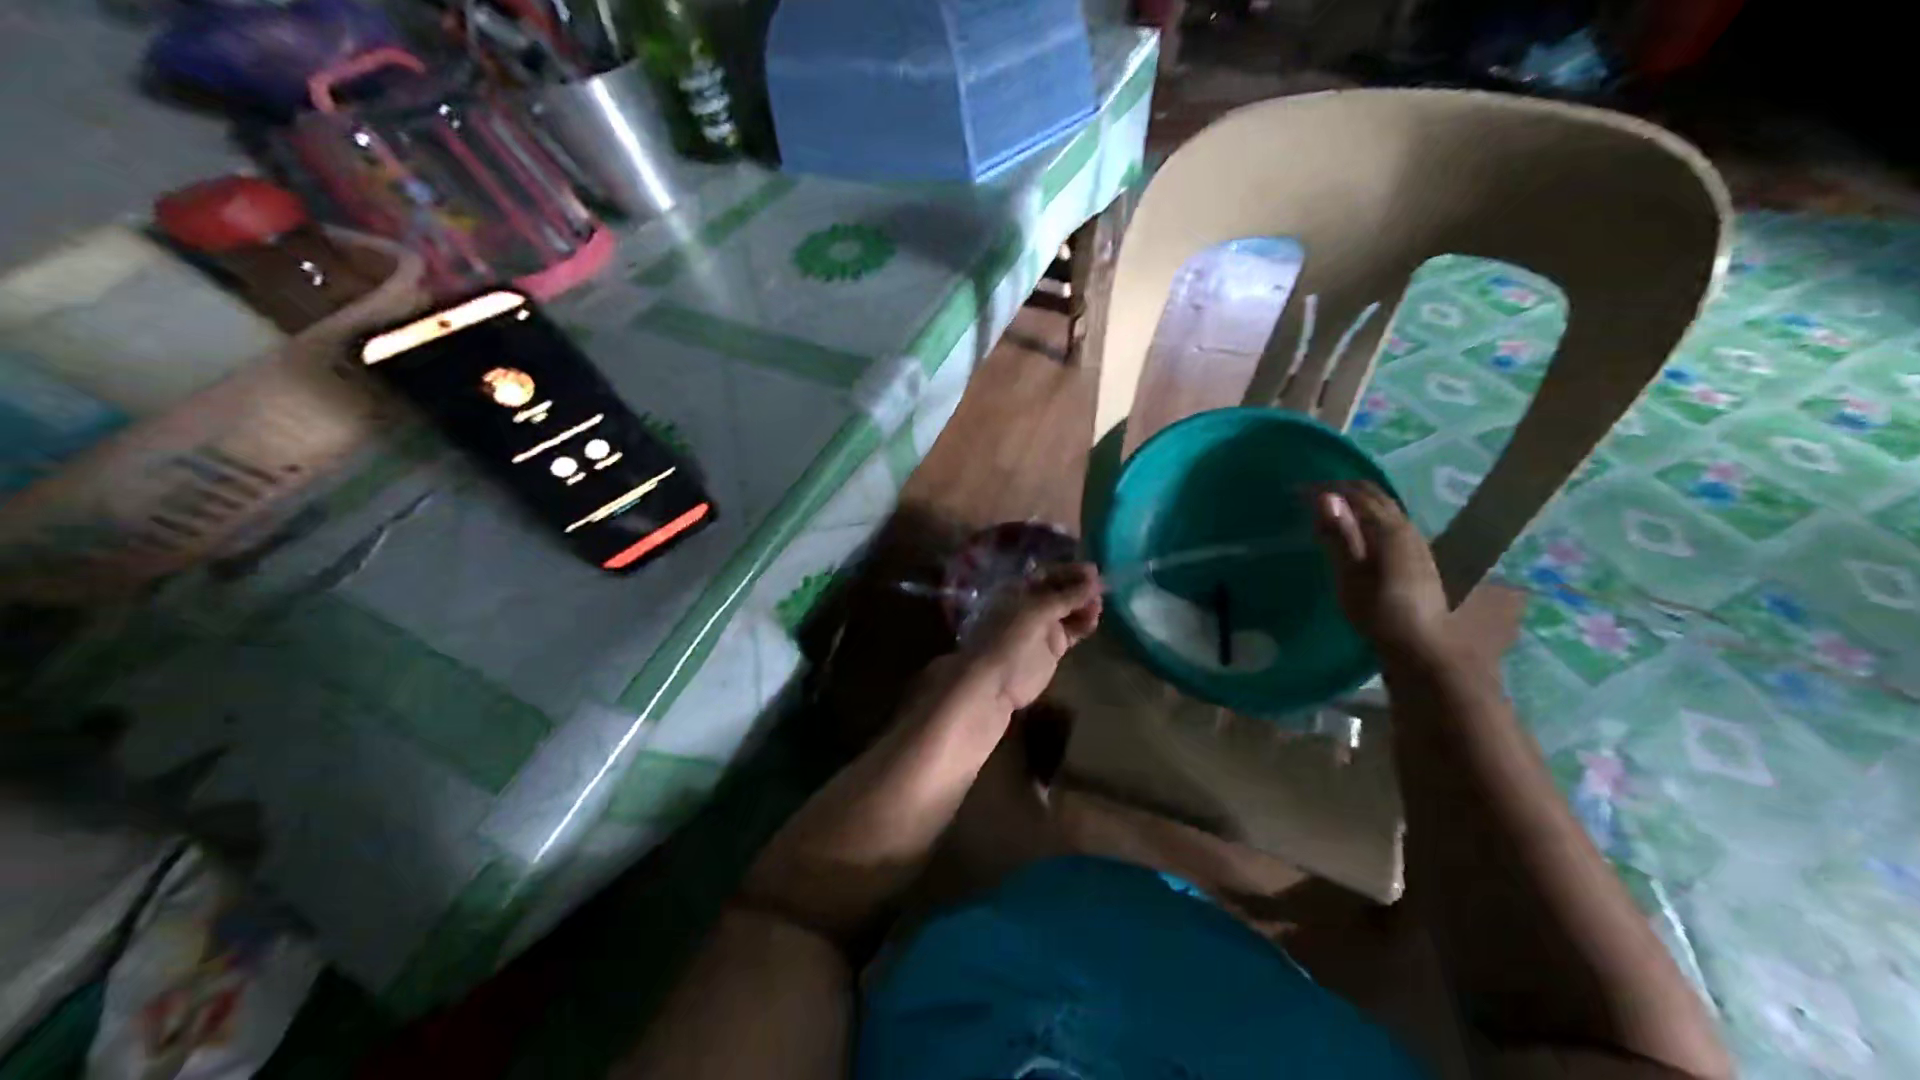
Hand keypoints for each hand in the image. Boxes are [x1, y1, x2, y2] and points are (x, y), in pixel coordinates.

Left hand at [955, 563, 1102, 712]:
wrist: (991, 685)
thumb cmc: (1006, 640)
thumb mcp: (1034, 612)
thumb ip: (1065, 597)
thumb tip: (1096, 580)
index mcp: (1018, 590)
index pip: (1048, 574)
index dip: (1070, 571)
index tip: (1094, 570)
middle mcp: (1031, 605)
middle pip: (1061, 591)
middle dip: (1081, 588)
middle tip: (1103, 588)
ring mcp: (1042, 627)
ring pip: (1069, 611)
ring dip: (1085, 606)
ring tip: (1099, 605)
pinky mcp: (1053, 647)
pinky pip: (1072, 630)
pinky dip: (1084, 624)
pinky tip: (1094, 620)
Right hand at [1313, 482, 1450, 664]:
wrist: (1424, 648)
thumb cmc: (1381, 613)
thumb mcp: (1351, 576)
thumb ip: (1339, 536)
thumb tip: (1325, 497)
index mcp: (1390, 529)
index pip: (1357, 494)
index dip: (1328, 488)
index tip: (1297, 491)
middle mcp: (1408, 528)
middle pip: (1376, 496)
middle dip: (1343, 491)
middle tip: (1311, 497)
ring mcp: (1417, 543)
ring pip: (1385, 509)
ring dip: (1357, 504)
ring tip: (1330, 512)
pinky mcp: (1419, 558)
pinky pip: (1389, 523)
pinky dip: (1368, 518)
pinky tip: (1357, 533)